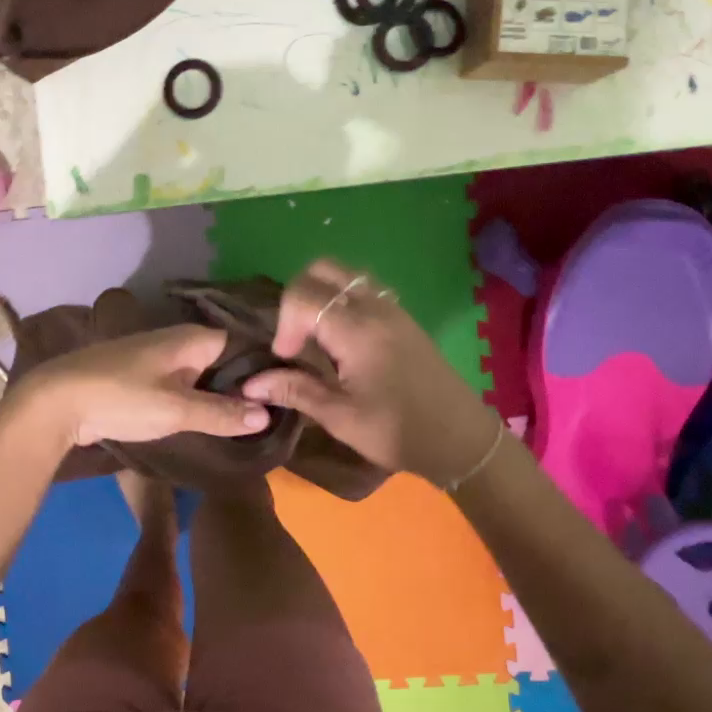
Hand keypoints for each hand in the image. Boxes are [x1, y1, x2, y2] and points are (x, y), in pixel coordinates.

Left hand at [15, 325, 269, 447]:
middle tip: (271, 420)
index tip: (287, 398)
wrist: (56, 401)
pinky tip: (206, 423)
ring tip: (247, 426)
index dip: (265, 371)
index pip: (243, 346)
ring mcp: (157, 358)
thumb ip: (221, 413)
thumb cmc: (120, 398)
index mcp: (192, 338)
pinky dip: (194, 400)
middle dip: (243, 387)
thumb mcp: (176, 410)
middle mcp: (178, 340)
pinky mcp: (140, 376)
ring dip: (217, 396)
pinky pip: (180, 385)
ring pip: (200, 375)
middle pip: (223, 361)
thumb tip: (266, 414)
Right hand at [241, 259, 498, 483]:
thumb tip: (250, 384)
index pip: (303, 297)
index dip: (283, 324)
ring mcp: (391, 309)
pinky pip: (361, 289)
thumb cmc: (398, 432)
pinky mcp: (401, 318)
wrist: (462, 440)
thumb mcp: (341, 418)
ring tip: (314, 337)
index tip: (284, 357)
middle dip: (295, 298)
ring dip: (318, 296)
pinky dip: (340, 301)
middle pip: (321, 271)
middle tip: (295, 339)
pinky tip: (339, 340)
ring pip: (343, 275)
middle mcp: (374, 308)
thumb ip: (295, 391)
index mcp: (358, 331)